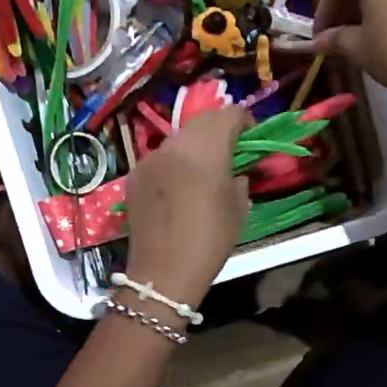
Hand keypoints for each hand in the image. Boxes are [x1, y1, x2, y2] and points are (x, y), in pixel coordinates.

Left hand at [123, 106, 250, 307]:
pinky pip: (160, 158)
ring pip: (178, 138)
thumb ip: (239, 181)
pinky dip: (174, 163)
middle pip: (202, 121)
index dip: (244, 121)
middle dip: (219, 130)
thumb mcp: (238, 210)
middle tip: (230, 151)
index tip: (251, 139)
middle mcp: (175, 144)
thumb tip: (234, 173)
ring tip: (204, 171)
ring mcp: (150, 158)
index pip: (229, 114)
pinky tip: (178, 189)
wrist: (164, 272)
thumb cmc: (210, 241)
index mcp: (206, 150)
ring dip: (195, 146)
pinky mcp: (135, 174)